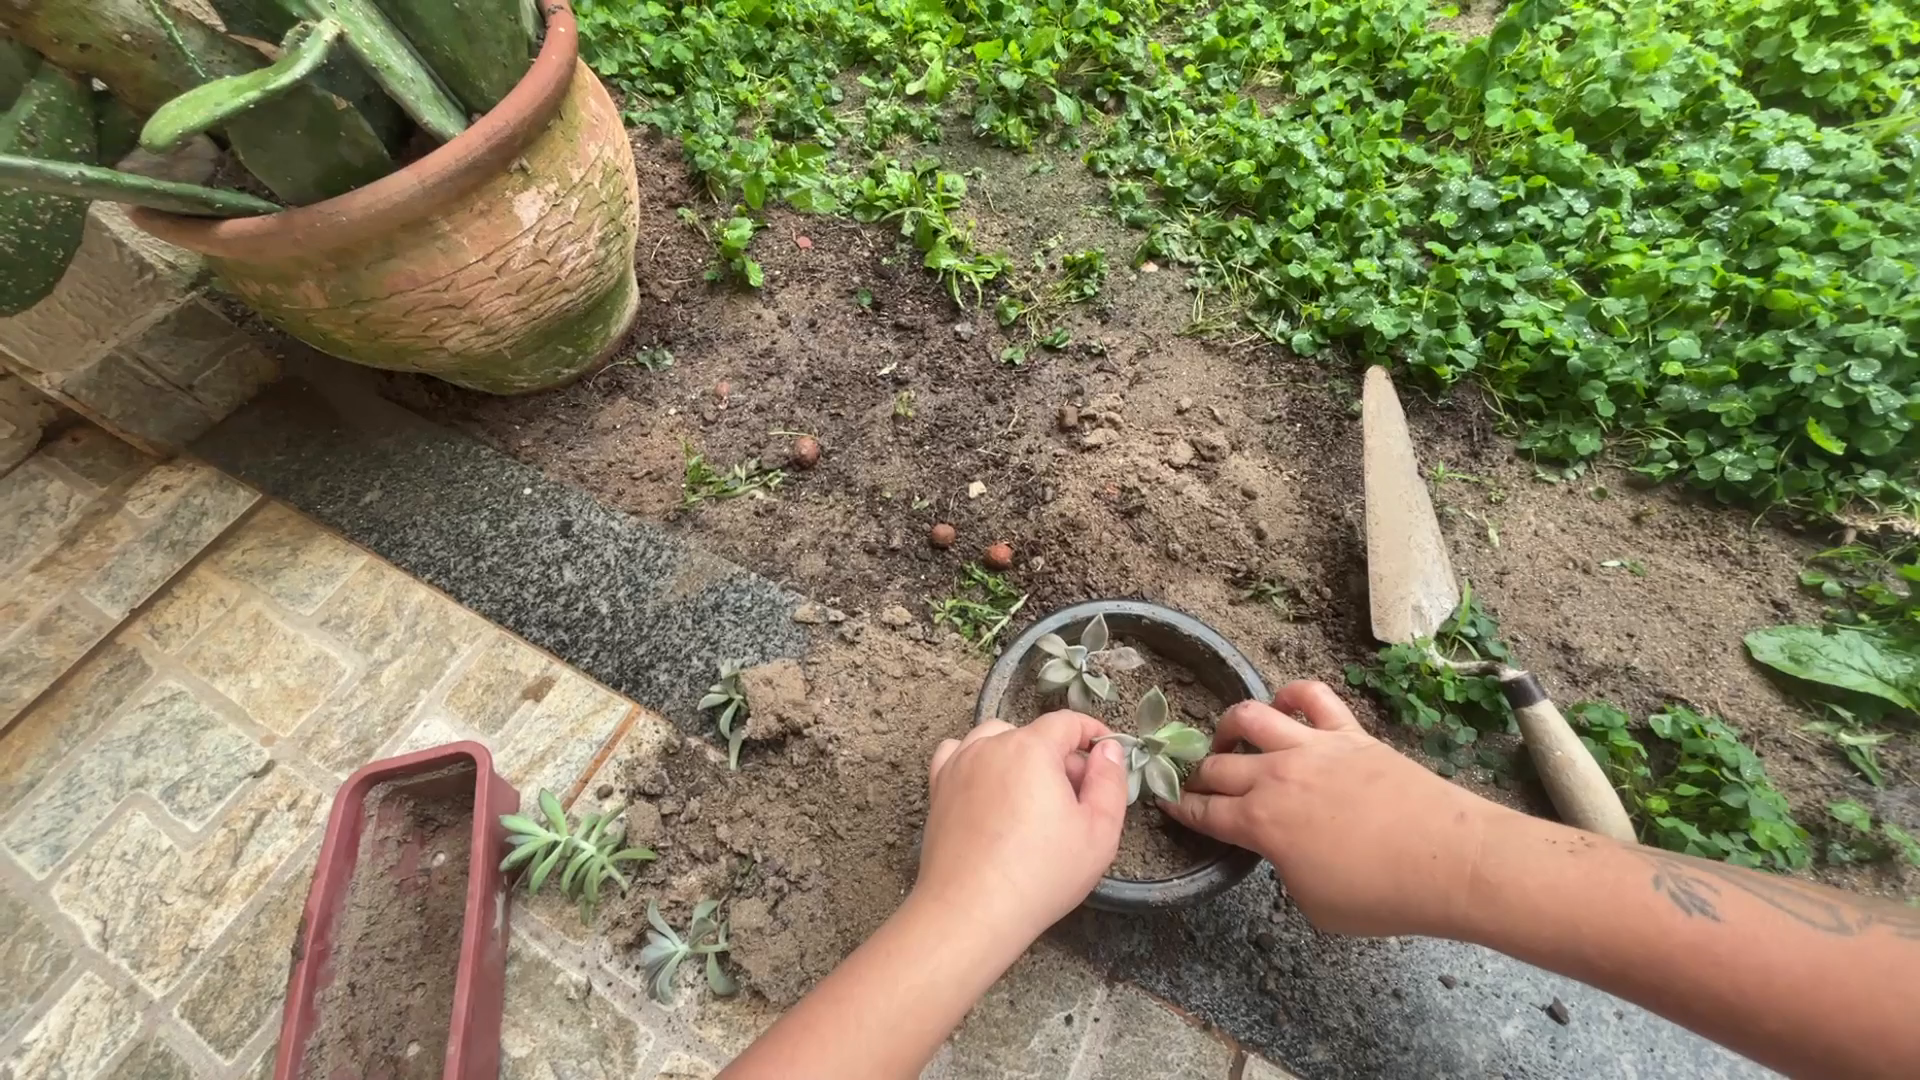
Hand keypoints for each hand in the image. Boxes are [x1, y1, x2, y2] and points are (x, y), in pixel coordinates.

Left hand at [918, 712, 1129, 938]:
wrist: (971, 910)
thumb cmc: (1040, 874)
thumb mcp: (1099, 832)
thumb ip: (1110, 781)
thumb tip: (1108, 749)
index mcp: (1031, 748)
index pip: (1067, 722)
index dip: (1092, 733)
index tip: (1104, 753)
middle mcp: (991, 744)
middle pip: (1034, 733)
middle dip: (1060, 756)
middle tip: (1075, 798)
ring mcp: (960, 762)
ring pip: (996, 738)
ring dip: (1019, 755)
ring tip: (1031, 794)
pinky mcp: (939, 784)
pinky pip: (958, 752)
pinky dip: (976, 759)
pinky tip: (987, 786)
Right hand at [1161, 680, 1511, 936]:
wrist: (1451, 863)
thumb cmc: (1384, 896)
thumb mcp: (1314, 905)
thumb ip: (1283, 868)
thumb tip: (1284, 847)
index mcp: (1260, 824)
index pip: (1204, 812)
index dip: (1180, 809)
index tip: (1168, 803)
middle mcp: (1274, 778)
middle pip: (1215, 765)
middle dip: (1196, 775)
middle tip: (1197, 782)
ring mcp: (1309, 748)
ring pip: (1247, 716)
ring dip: (1228, 726)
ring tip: (1230, 739)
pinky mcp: (1344, 732)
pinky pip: (1310, 695)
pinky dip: (1291, 694)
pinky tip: (1285, 706)